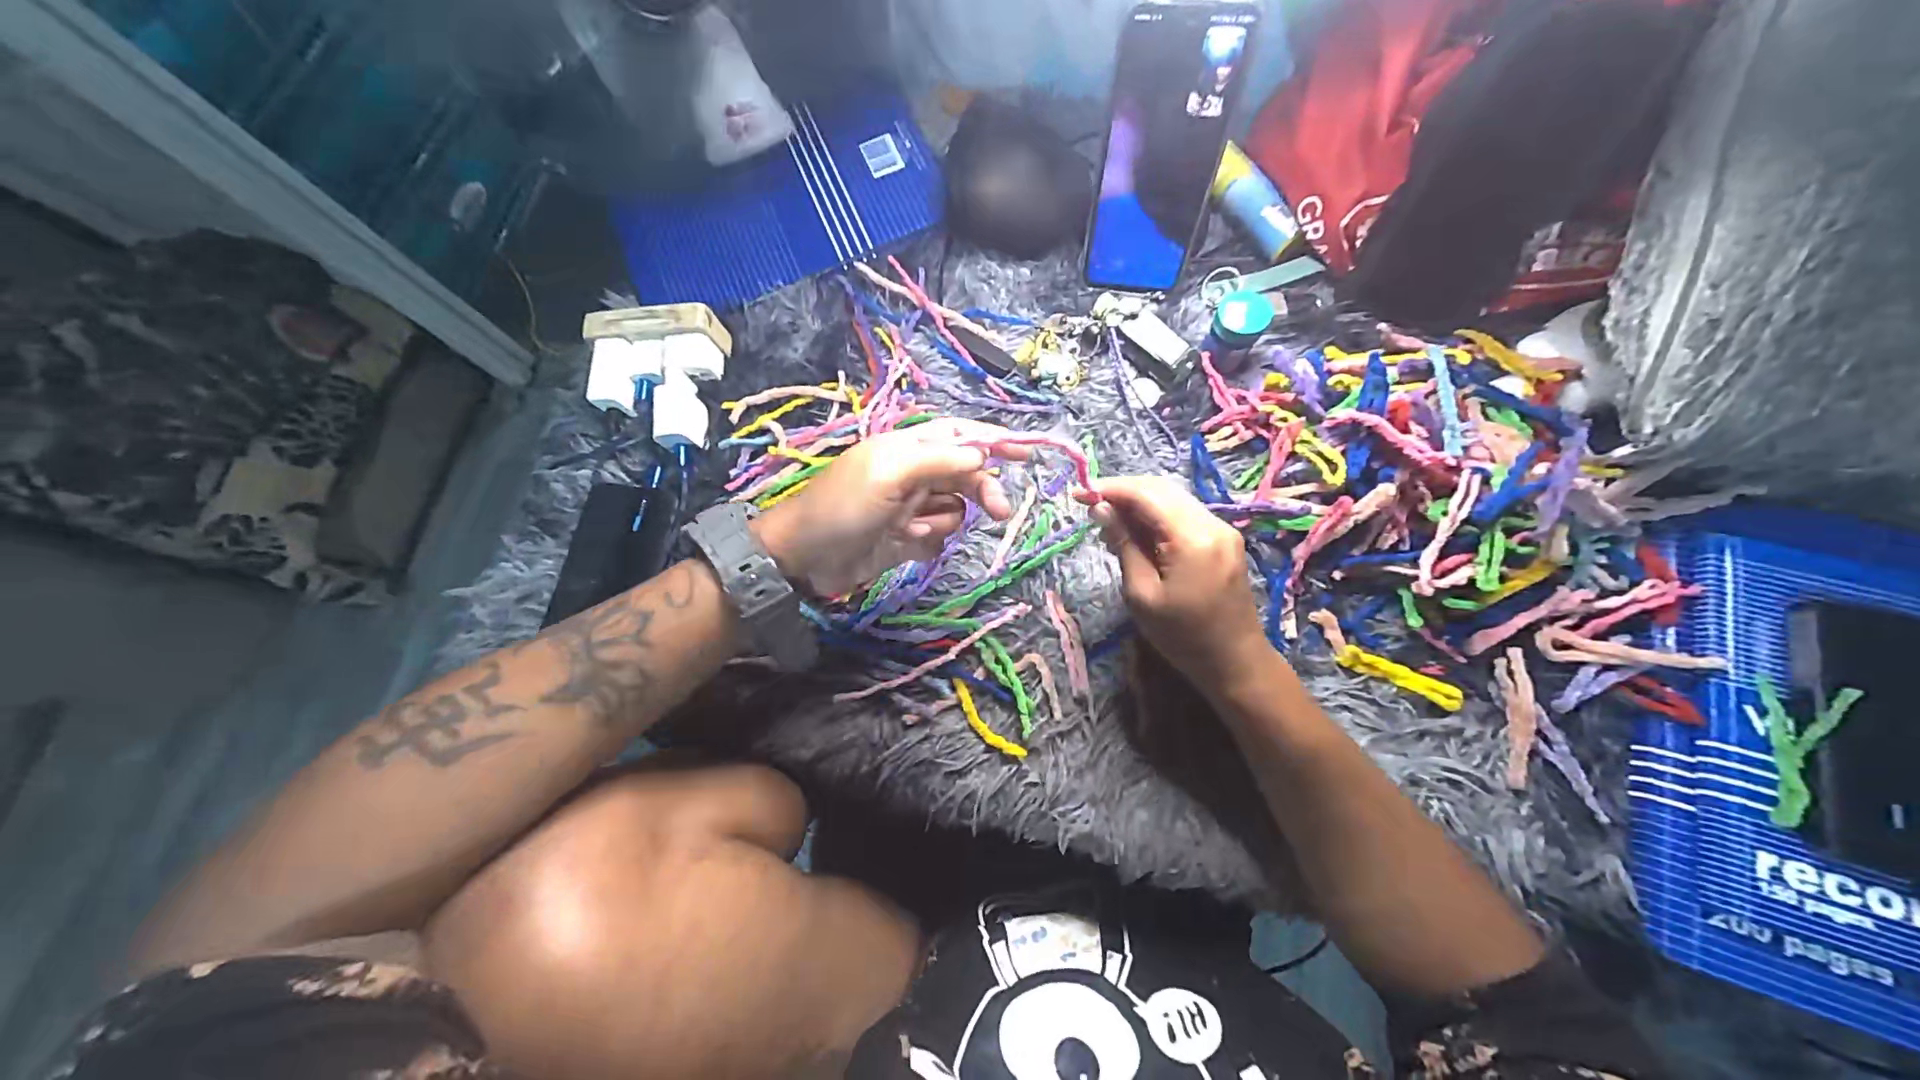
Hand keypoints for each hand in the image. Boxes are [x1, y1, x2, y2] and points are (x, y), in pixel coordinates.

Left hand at [750, 419, 1029, 596]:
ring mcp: (910, 508)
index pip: (959, 436)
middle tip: (998, 513)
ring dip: (940, 522)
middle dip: (980, 491)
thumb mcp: (890, 473)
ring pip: (954, 510)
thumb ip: (939, 459)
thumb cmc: (843, 507)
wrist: (804, 559)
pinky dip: (928, 542)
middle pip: (965, 475)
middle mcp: (912, 474)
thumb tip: (981, 454)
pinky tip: (905, 545)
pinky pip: (938, 538)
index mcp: (907, 448)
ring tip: (910, 529)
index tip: (1026, 454)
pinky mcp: (907, 538)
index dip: (993, 441)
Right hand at [1090, 475, 1276, 688]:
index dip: (1110, 489)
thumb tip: (1101, 510)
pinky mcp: (1224, 539)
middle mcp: (1212, 523)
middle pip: (1161, 489)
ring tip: (1108, 521)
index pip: (1146, 495)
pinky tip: (1136, 531)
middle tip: (1089, 506)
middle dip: (1123, 492)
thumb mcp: (1141, 595)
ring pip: (1173, 498)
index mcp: (1192, 538)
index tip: (1078, 494)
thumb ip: (1123, 545)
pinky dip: (1157, 515)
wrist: (1236, 663)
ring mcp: (1222, 530)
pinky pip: (1184, 514)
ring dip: (1139, 502)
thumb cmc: (1182, 637)